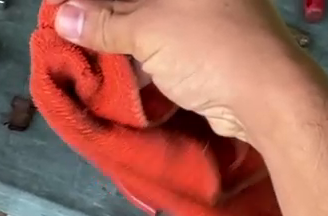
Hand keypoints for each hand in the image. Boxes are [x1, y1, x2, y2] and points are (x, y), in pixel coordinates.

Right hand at [51, 0, 315, 141]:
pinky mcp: (208, 45)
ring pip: (150, 21)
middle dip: (104, 17)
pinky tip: (118, 72)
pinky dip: (140, 57)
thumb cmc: (208, 47)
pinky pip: (164, 44)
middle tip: (72, 35)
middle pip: (139, 0)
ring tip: (88, 57)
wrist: (264, 93)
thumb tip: (63, 16)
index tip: (65, 13)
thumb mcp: (147, 30)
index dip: (94, 1)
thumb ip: (104, 24)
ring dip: (119, 40)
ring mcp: (205, 14)